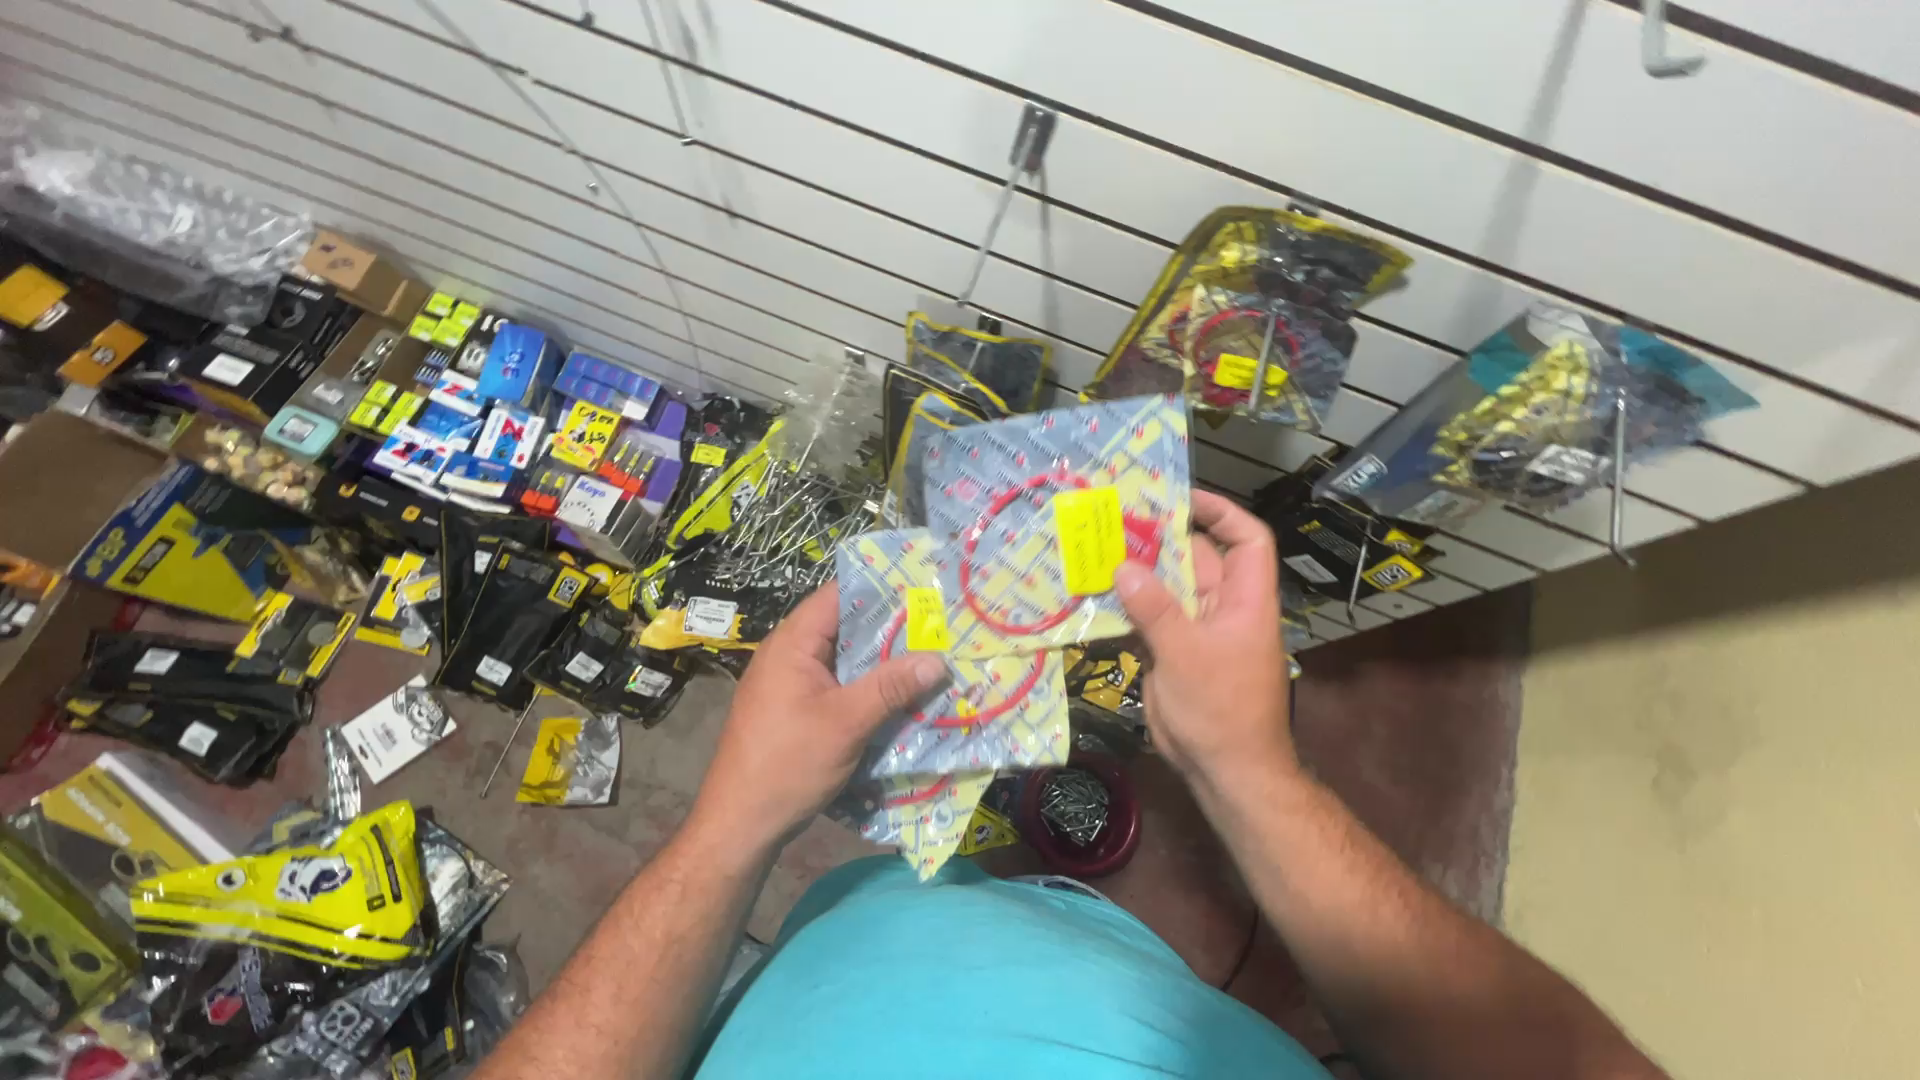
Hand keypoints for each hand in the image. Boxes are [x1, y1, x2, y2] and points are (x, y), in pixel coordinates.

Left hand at [690, 584, 946, 852]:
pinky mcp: (795, 710)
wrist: (739, 824)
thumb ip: (891, 687)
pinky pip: (838, 685)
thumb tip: (938, 658)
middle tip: (941, 626)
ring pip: (845, 660)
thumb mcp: (846, 723)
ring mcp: (790, 684)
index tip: (926, 589)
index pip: (839, 596)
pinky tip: (902, 697)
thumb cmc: (787, 764)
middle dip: (892, 629)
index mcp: (792, 643)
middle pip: (845, 627)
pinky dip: (867, 687)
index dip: (882, 589)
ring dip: (882, 663)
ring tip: (931, 658)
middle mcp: (789, 654)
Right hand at [1114, 491, 1297, 794]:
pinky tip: (1091, 594)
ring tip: (1093, 549)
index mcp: (1244, 599)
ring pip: (1164, 587)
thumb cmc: (1221, 708)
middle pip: (1193, 558)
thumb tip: (1123, 566)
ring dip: (1133, 572)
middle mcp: (1221, 606)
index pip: (1245, 540)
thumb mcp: (1188, 653)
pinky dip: (1123, 606)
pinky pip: (1146, 617)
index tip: (1180, 499)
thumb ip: (1155, 608)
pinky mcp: (1170, 651)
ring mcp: (1193, 629)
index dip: (1221, 512)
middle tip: (1113, 519)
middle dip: (1157, 539)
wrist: (1223, 770)